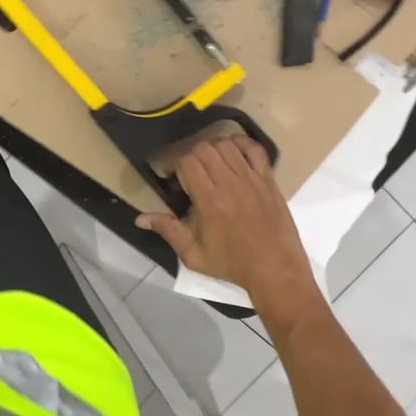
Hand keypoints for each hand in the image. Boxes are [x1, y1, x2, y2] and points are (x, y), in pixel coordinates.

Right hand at [136, 137, 317, 306]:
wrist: (275, 270)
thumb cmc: (232, 264)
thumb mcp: (194, 255)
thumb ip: (168, 231)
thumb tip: (140, 218)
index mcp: (210, 201)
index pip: (187, 162)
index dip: (176, 167)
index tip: (174, 180)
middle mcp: (230, 184)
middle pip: (204, 149)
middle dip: (192, 157)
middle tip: (191, 174)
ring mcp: (252, 179)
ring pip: (227, 145)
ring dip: (214, 151)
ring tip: (212, 166)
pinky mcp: (268, 180)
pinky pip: (255, 150)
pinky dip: (242, 145)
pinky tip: (234, 154)